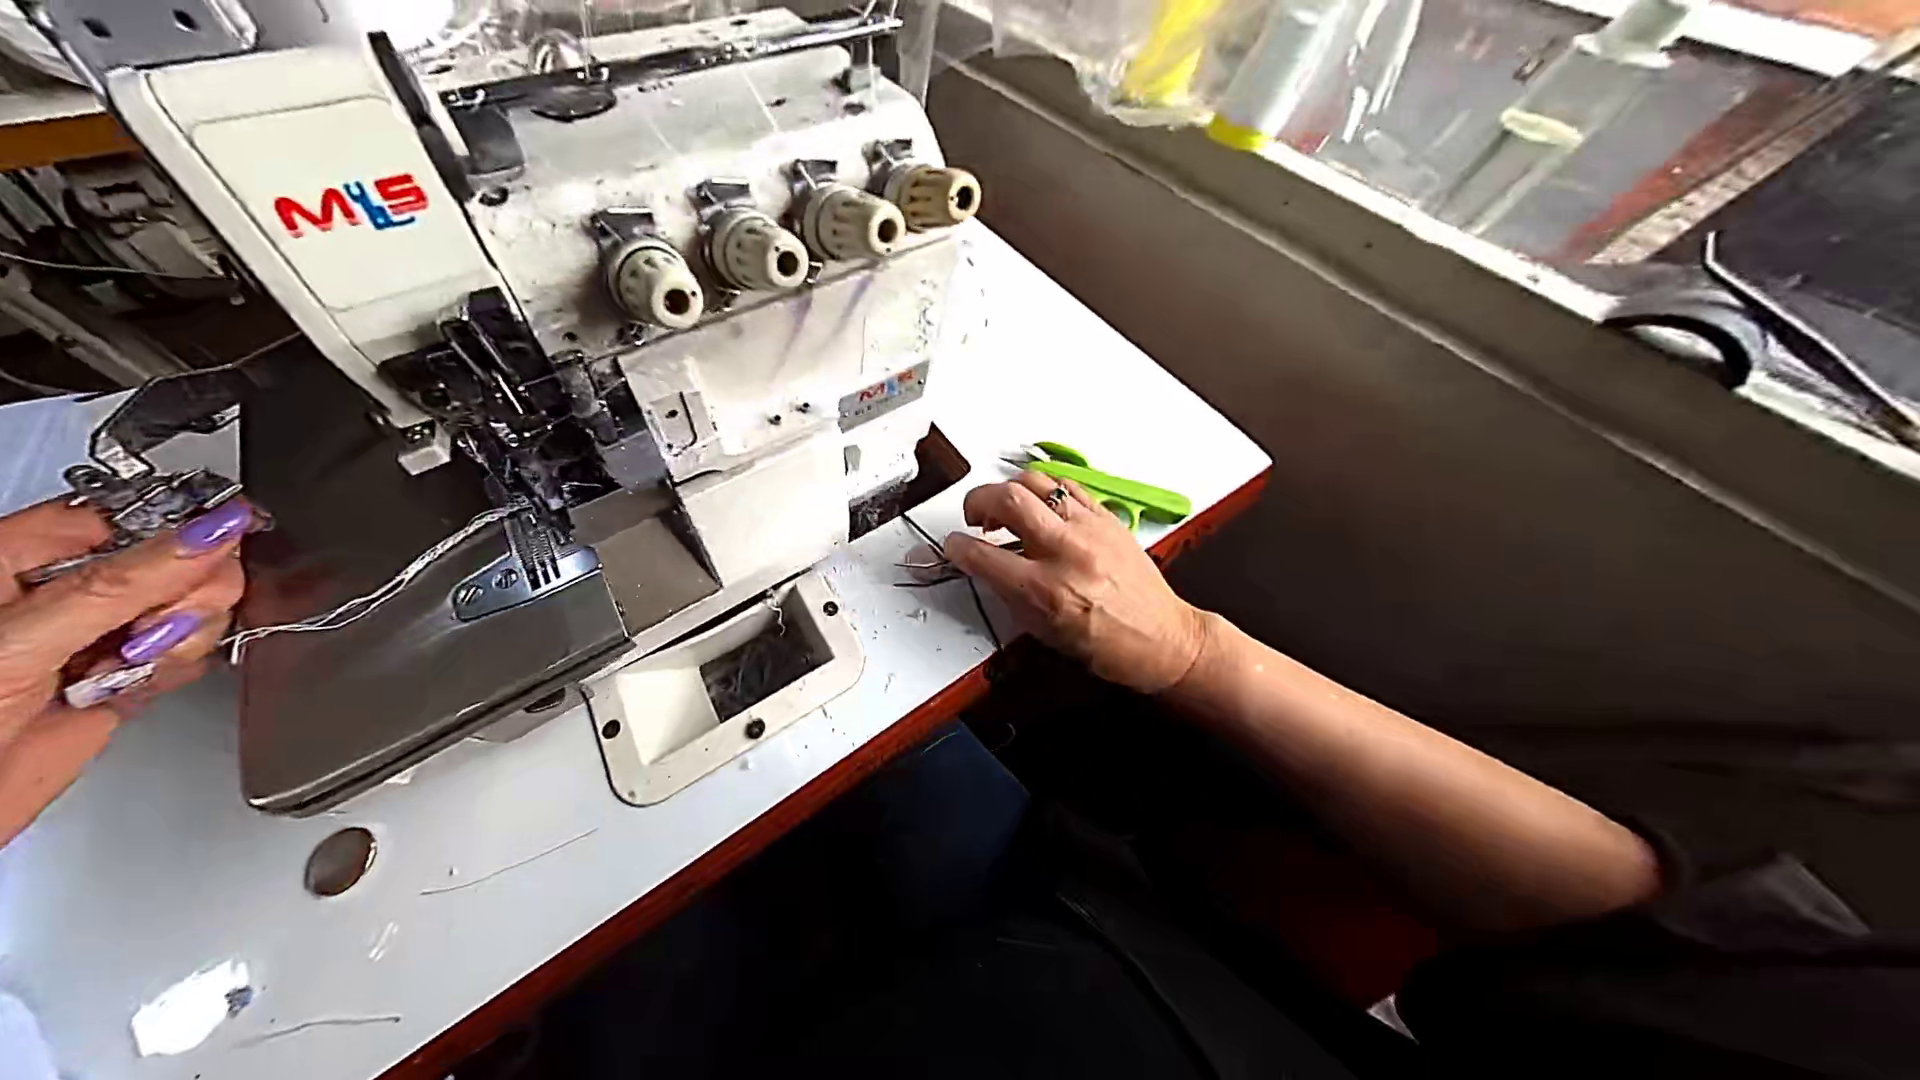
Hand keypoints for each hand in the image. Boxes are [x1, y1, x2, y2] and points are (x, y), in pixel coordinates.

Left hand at [0, 497, 251, 846]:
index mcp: (13, 560)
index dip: (184, 529)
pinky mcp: (128, 670)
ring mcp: (98, 632)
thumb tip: (214, 530)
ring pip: (198, 606)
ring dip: (183, 639)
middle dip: (189, 597)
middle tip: (148, 630)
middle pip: (184, 560)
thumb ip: (127, 583)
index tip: (222, 546)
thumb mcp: (23, 641)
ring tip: (124, 666)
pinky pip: (193, 649)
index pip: (133, 516)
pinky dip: (179, 667)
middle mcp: (64, 591)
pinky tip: (131, 683)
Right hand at [945, 471, 1208, 692]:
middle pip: (1006, 499)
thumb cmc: (1110, 644)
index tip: (954, 545)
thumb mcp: (1043, 631)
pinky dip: (1045, 489)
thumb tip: (985, 566)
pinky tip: (1040, 504)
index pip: (982, 554)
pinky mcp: (1107, 519)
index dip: (957, 547)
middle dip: (977, 502)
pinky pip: (1067, 486)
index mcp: (1045, 590)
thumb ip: (1009, 594)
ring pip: (1036, 481)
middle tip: (975, 516)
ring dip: (1009, 490)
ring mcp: (1089, 530)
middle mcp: (1066, 552)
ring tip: (1006, 508)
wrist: (1162, 638)